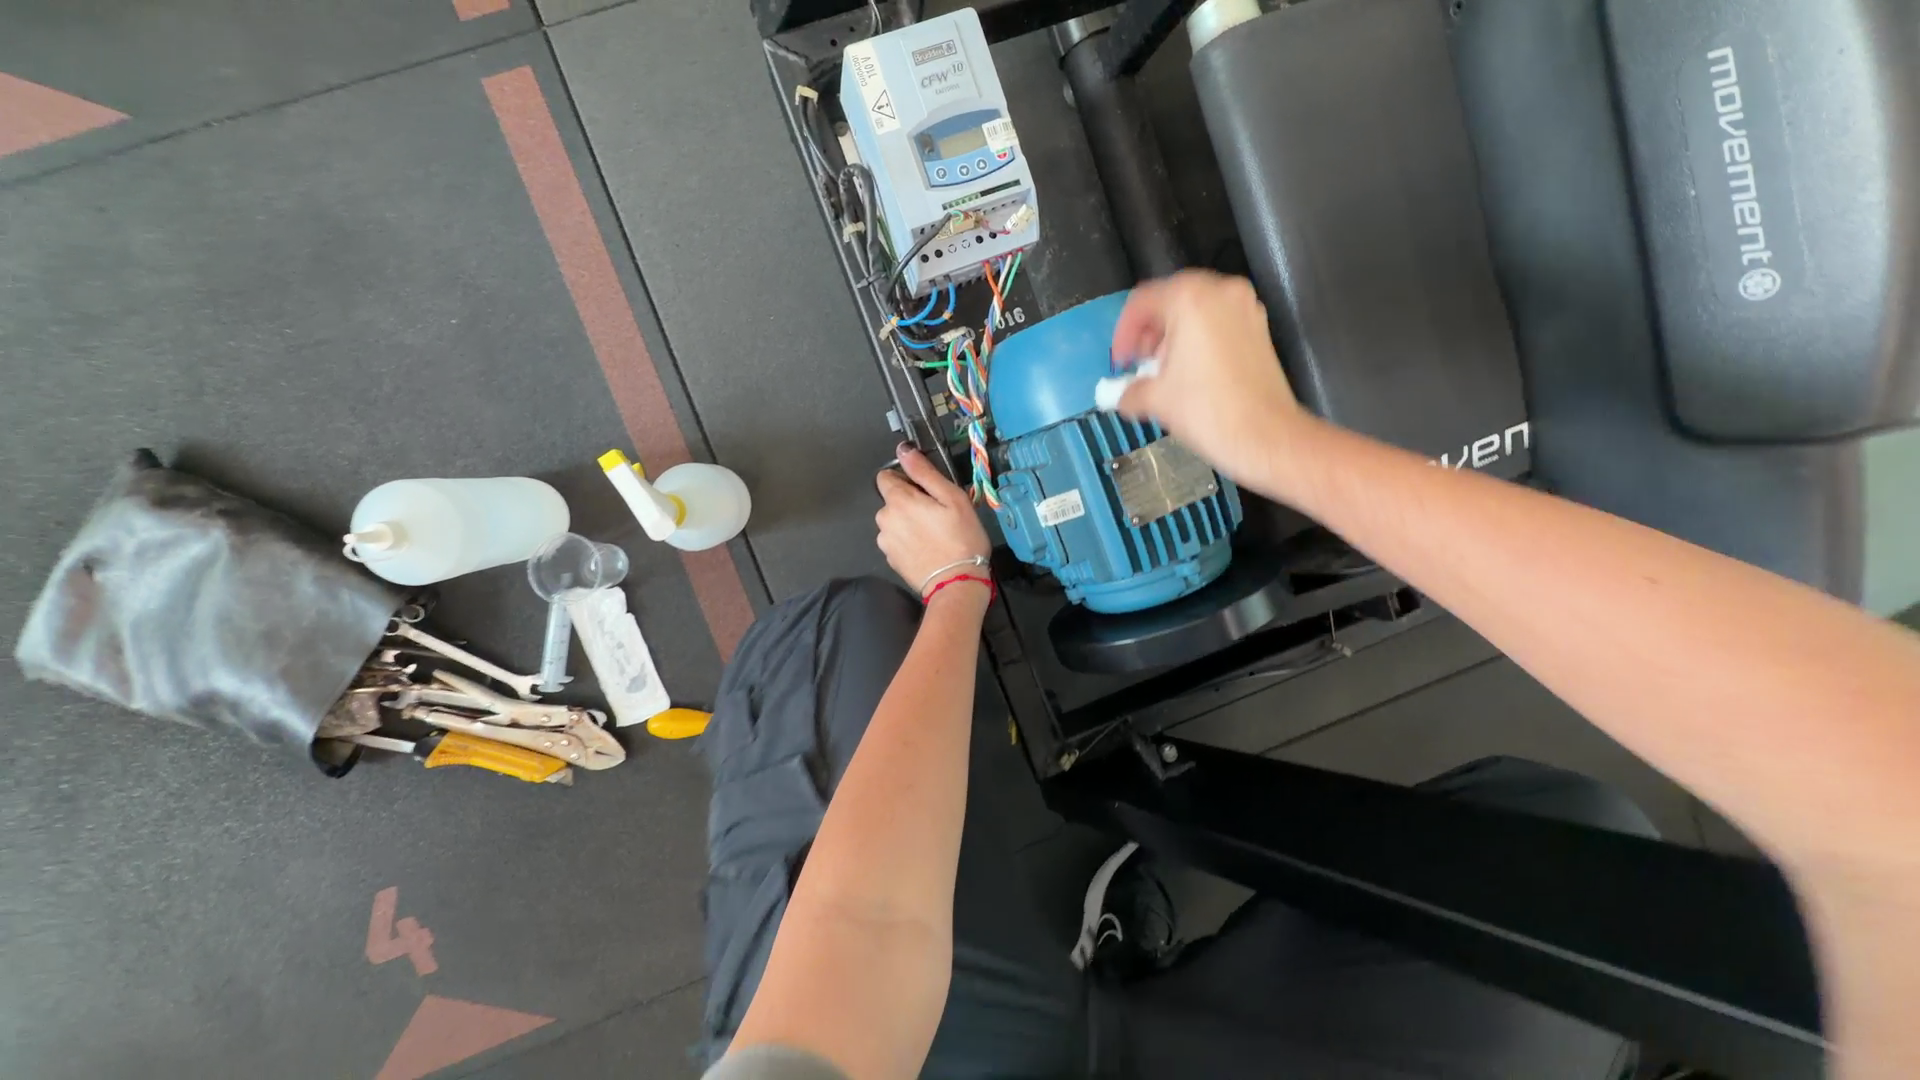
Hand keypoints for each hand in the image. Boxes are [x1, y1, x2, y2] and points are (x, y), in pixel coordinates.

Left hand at [875, 444, 991, 595]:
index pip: (885, 476)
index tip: (925, 490)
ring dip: (907, 522)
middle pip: (890, 500)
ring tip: (933, 534)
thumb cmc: (961, 538)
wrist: (957, 584)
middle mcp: (884, 519)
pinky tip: (927, 548)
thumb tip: (904, 449)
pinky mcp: (890, 559)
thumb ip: (924, 472)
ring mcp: (885, 542)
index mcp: (897, 500)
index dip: (905, 479)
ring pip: (893, 521)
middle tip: (936, 514)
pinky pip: (896, 540)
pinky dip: (907, 540)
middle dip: (908, 502)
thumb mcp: (952, 498)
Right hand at [1110, 270, 1306, 481]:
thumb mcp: (1156, 400)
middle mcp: (1221, 293)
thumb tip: (1121, 394)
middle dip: (1150, 333)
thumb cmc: (1211, 412)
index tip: (1121, 359)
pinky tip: (1189, 373)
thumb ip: (1129, 390)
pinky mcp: (1259, 329)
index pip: (1142, 302)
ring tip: (1163, 371)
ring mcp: (1245, 309)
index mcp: (1190, 299)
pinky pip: (1218, 323)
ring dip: (1173, 336)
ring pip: (1196, 310)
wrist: (1266, 437)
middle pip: (1170, 300)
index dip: (1123, 333)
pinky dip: (1198, 340)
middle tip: (1139, 363)